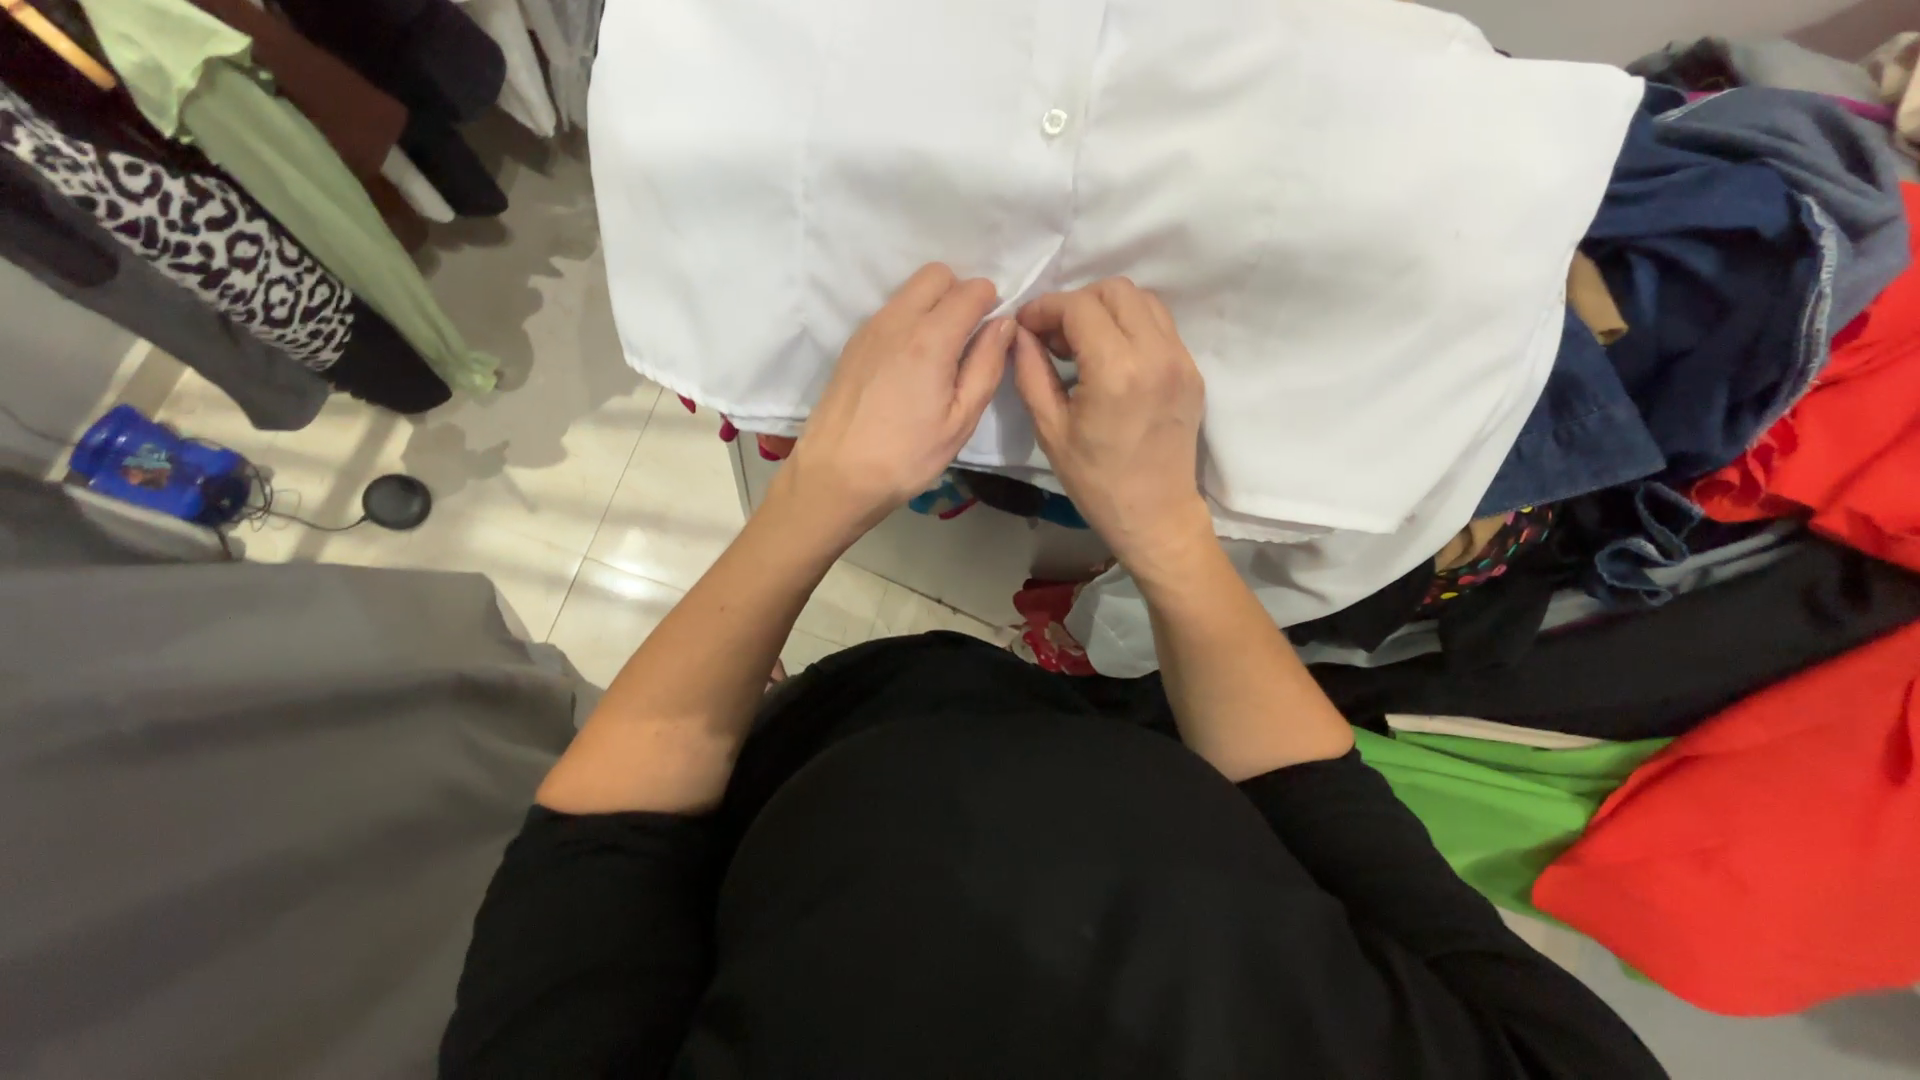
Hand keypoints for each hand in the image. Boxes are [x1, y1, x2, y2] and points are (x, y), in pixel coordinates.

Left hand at [779, 263, 1012, 539]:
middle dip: (960, 293)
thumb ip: (986, 365)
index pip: (971, 290)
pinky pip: (890, 312)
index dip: (991, 303)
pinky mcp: (853, 344)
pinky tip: (910, 366)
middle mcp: (897, 320)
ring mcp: (870, 329)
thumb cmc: (906, 456)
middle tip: (968, 337)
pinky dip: (909, 321)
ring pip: (910, 290)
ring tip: (940, 355)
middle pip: (937, 274)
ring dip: (933, 305)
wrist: (836, 476)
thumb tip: (1004, 325)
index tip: (994, 332)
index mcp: (931, 338)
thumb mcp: (960, 420)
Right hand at [1013, 278, 1210, 570]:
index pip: (1079, 306)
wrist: (1155, 514)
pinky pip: (1160, 326)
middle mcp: (1156, 355)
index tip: (1026, 327)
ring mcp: (1181, 360)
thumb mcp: (1050, 429)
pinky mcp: (1192, 371)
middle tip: (1055, 337)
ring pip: (1143, 300)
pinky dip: (1132, 326)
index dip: (1045, 308)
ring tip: (1084, 345)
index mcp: (1117, 372)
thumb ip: (1031, 372)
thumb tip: (1018, 332)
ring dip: (1108, 309)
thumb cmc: (1096, 481)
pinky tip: (1111, 358)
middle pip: (1116, 290)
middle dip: (1078, 302)